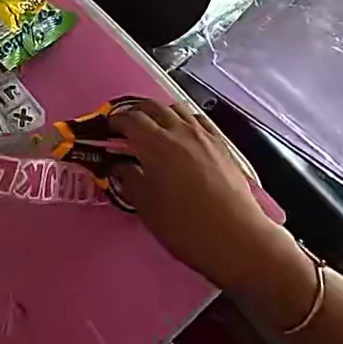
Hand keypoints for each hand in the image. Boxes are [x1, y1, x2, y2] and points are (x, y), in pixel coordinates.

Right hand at [107, 103, 303, 297]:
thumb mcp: (147, 207)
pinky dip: (184, 119)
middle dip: (136, 112)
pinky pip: (199, 119)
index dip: (115, 122)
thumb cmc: (184, 226)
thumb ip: (129, 180)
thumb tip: (119, 166)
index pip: (130, 120)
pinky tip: (183, 133)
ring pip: (177, 109)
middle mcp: (180, 130)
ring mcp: (204, 134)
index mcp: (156, 143)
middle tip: (126, 126)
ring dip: (160, 113)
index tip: (107, 129)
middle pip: (153, 107)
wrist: (236, 236)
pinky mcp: (222, 143)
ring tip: (154, 127)